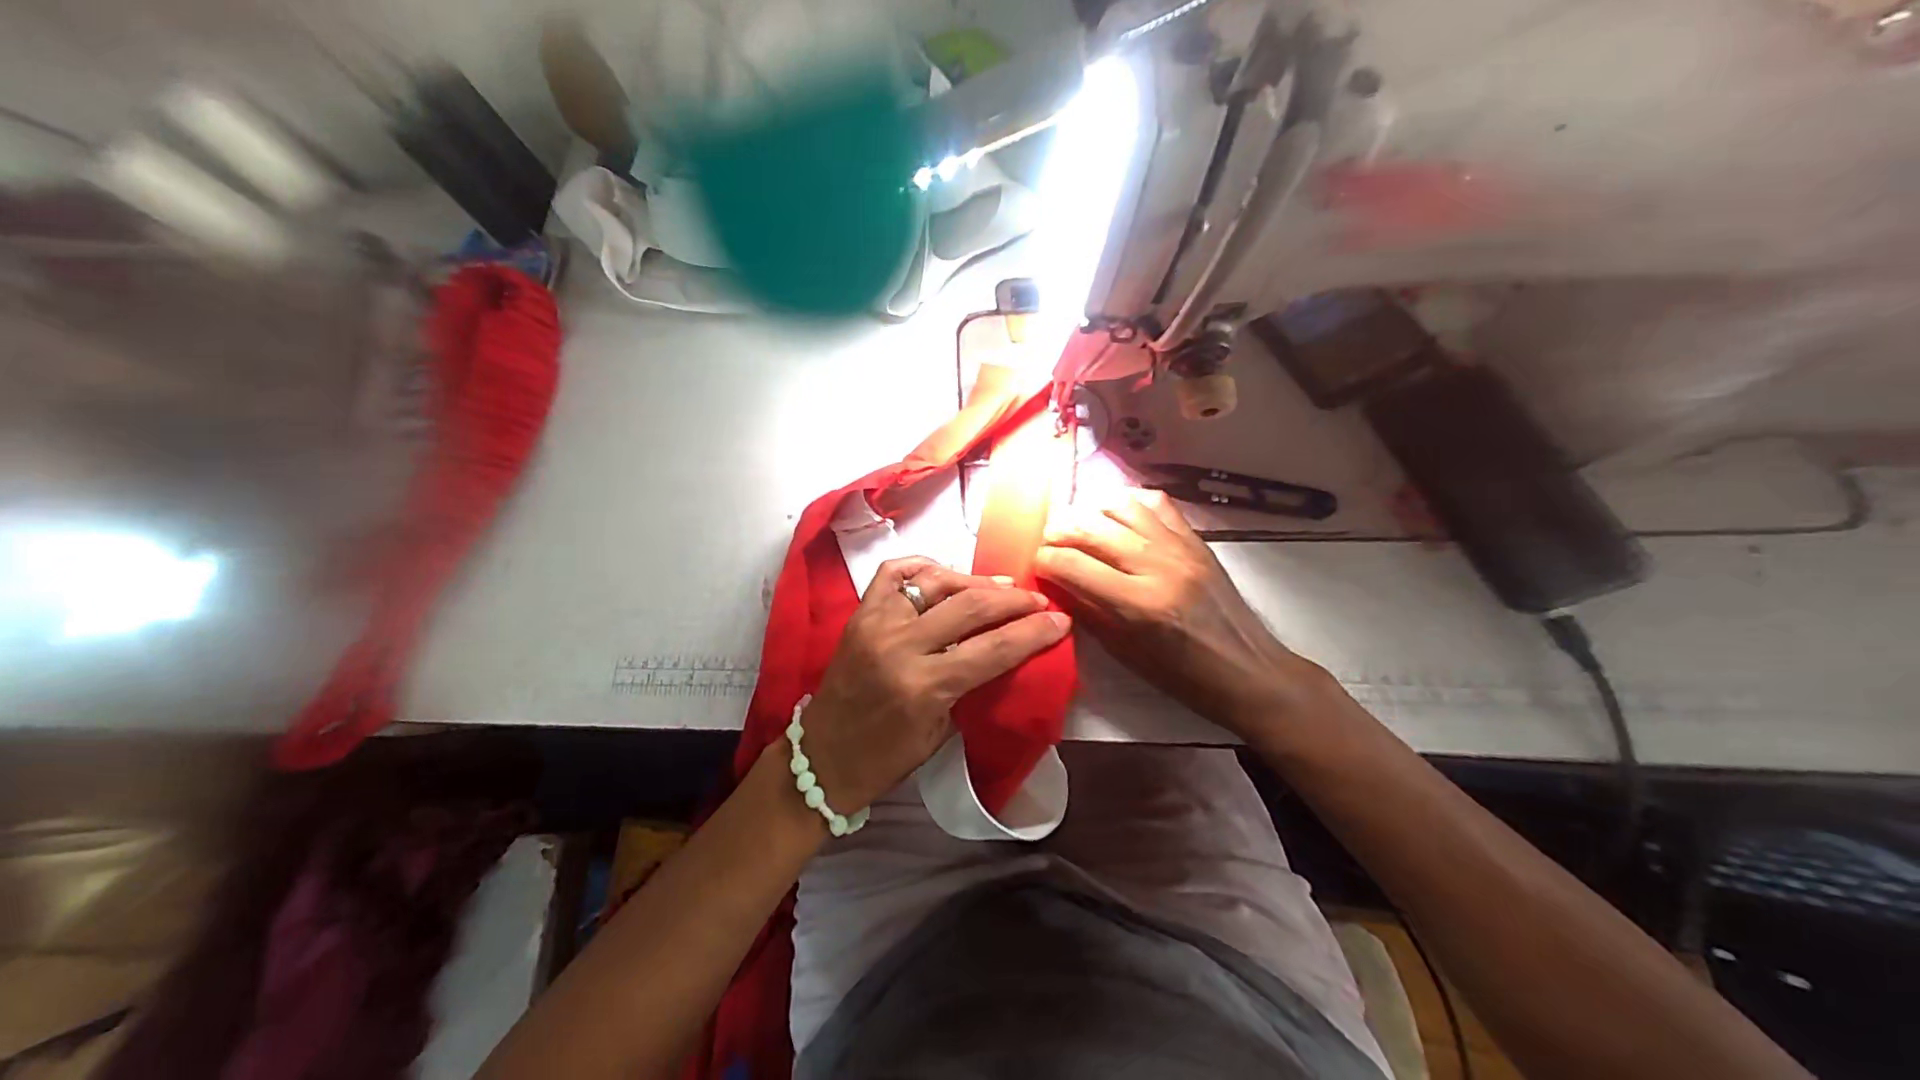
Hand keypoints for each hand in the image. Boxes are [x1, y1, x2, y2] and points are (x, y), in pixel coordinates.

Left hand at [796, 557, 1070, 812]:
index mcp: (924, 687)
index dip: (1034, 632)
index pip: (993, 649)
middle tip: (1037, 600)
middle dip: (1013, 601)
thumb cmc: (886, 758)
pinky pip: (893, 573)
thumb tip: (1005, 649)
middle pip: (970, 607)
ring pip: (935, 582)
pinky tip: (945, 574)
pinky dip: (923, 568)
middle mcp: (899, 646)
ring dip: (974, 581)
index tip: (1061, 620)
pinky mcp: (859, 615)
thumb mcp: (941, 731)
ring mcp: (875, 624)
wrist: (821, 758)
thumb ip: (971, 686)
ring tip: (1001, 586)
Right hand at [1035, 489, 1335, 737]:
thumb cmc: (1183, 676)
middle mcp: (1158, 566)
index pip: (1073, 565)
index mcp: (1138, 604)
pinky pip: (1157, 504)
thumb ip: (1089, 610)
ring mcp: (1181, 547)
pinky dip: (1129, 504)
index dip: (1045, 560)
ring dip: (1091, 511)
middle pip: (1092, 528)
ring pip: (1122, 506)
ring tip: (1078, 526)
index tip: (1037, 564)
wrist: (1248, 671)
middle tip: (1048, 540)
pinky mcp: (1197, 540)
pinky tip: (1118, 518)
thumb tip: (1057, 581)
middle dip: (1059, 530)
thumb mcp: (1125, 652)